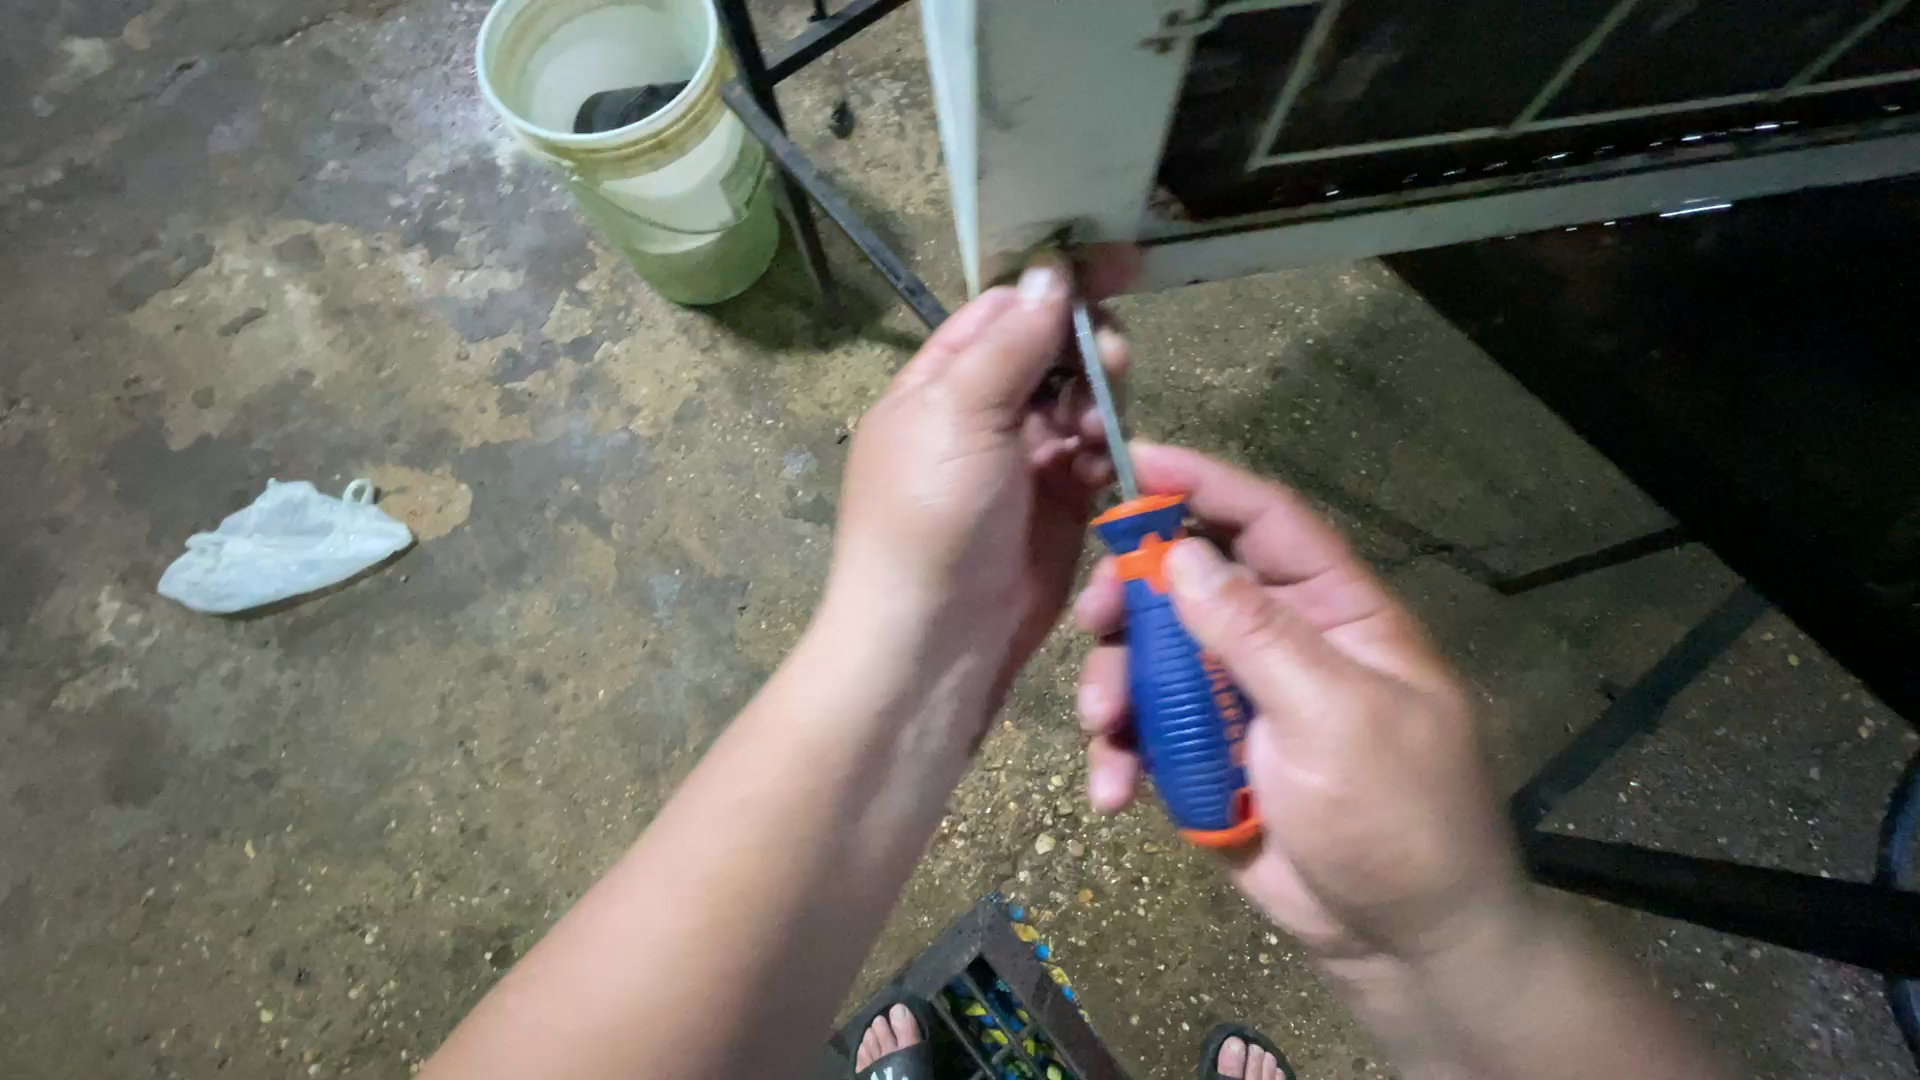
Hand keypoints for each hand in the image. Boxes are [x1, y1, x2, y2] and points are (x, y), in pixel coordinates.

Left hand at [823, 249, 1139, 722]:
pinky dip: (1105, 452)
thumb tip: (1052, 273)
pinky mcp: (1059, 504)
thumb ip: (1010, 342)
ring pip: (1080, 402)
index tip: (1116, 265)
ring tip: (1101, 426)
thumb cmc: (932, 514)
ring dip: (1101, 400)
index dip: (1057, 286)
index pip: (1003, 311)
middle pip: (1050, 353)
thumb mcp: (958, 413)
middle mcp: (981, 415)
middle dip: (1086, 348)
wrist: (938, 636)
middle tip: (1111, 362)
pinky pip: (1095, 456)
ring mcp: (1022, 461)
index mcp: (939, 383)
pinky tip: (1102, 466)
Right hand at [1073, 445, 1526, 961]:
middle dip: (1129, 595)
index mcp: (1330, 610)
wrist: (1397, 941)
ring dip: (1112, 683)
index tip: (1135, 459)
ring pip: (1148, 654)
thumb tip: (1180, 554)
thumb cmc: (1398, 819)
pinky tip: (1115, 790)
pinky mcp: (1197, 745)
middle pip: (1184, 582)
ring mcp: (1231, 694)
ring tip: (1102, 725)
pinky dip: (1118, 752)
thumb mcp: (1336, 717)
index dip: (1202, 483)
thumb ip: (1257, 634)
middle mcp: (1274, 638)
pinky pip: (1141, 726)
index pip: (1265, 520)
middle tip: (1093, 617)